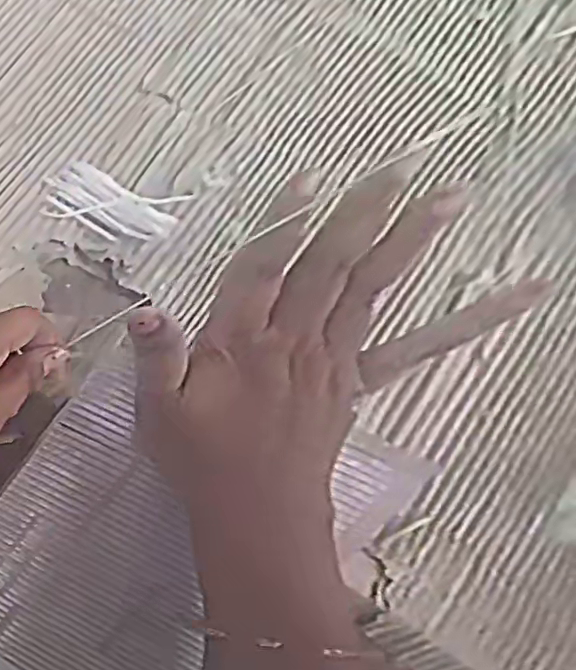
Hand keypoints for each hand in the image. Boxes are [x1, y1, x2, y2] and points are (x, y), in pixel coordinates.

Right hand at [130, 164, 547, 541]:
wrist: (252, 501)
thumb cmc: (194, 453)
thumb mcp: (156, 407)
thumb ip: (156, 357)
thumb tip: (145, 312)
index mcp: (237, 345)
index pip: (258, 274)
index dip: (280, 227)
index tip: (306, 182)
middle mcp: (291, 341)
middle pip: (326, 270)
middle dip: (357, 218)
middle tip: (395, 168)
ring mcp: (331, 360)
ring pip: (370, 291)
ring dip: (408, 243)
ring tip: (448, 197)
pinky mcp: (353, 383)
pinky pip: (416, 349)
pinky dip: (470, 321)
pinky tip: (525, 293)